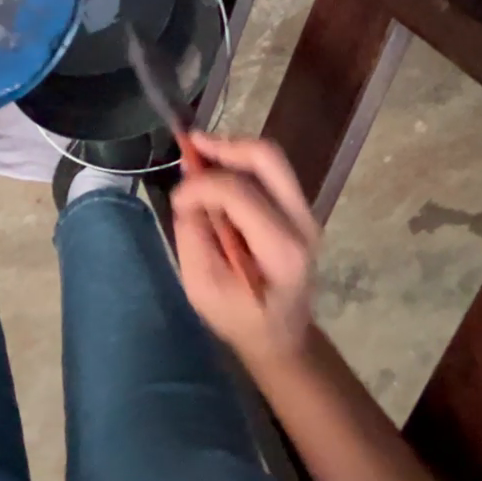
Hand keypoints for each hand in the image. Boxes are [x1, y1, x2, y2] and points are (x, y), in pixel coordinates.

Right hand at [171, 136, 320, 362]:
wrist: (282, 336)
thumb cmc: (240, 318)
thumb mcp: (202, 287)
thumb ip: (193, 236)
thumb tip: (188, 194)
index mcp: (282, 250)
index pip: (239, 193)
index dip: (200, 186)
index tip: (176, 200)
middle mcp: (302, 223)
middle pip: (268, 158)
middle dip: (225, 146)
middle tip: (191, 145)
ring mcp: (305, 213)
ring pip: (269, 158)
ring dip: (231, 151)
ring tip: (198, 155)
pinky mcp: (297, 208)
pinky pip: (268, 170)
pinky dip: (238, 163)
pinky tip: (214, 171)